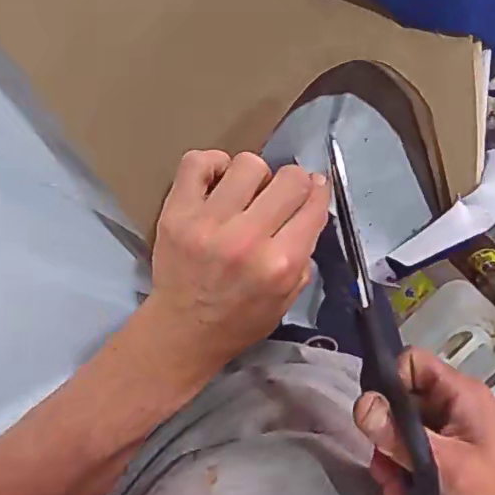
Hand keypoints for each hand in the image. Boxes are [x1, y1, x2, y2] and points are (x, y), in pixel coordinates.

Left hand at [139, 150, 329, 376]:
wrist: (183, 331)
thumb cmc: (240, 318)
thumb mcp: (289, 296)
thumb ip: (305, 251)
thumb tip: (312, 202)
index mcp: (280, 263)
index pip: (313, 202)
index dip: (318, 191)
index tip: (314, 188)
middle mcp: (247, 239)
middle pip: (290, 178)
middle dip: (293, 183)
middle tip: (280, 196)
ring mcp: (208, 223)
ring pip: (248, 164)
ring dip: (254, 176)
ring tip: (246, 193)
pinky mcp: (176, 213)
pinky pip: (197, 162)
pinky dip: (212, 163)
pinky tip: (218, 181)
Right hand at [354, 348, 494, 494]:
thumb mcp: (443, 470)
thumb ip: (400, 436)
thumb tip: (361, 403)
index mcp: (463, 395)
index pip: (413, 362)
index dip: (390, 381)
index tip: (376, 416)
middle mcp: (456, 406)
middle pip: (403, 397)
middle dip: (386, 430)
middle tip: (382, 463)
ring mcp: (452, 435)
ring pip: (402, 427)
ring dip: (390, 457)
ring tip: (391, 487)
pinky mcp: (446, 461)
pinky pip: (411, 453)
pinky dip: (401, 472)